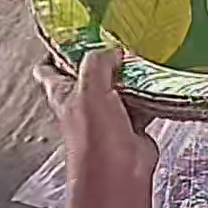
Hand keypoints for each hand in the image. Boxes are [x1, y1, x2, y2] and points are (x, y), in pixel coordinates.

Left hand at [34, 47, 157, 196]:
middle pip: (90, 75)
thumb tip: (111, 50)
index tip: (75, 35)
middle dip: (104, 60)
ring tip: (142, 59)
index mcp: (64, 93)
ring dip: (130, 77)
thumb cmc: (95, 137)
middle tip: (119, 43)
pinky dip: (149, 95)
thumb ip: (97, 64)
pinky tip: (158, 86)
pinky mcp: (133, 124)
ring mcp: (109, 114)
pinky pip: (141, 103)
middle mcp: (84, 103)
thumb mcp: (90, 90)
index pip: (49, 69)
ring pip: (118, 88)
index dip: (58, 51)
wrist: (119, 172)